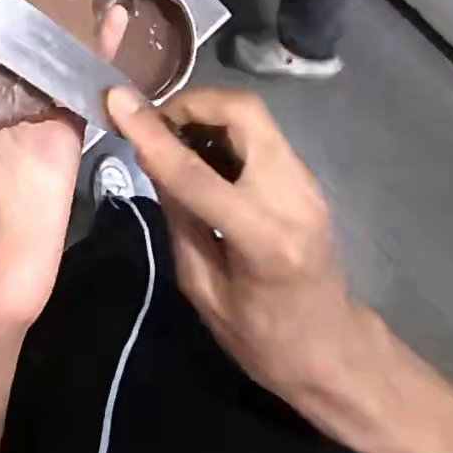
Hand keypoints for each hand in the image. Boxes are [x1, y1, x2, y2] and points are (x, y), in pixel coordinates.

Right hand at [107, 88, 452, 452]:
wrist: (336, 352)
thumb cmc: (264, 340)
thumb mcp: (203, 290)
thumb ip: (178, 218)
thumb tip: (153, 157)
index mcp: (264, 240)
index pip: (196, 172)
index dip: (152, 133)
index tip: (117, 99)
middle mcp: (292, 195)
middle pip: (242, 111)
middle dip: (191, 103)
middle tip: (157, 122)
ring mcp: (306, 180)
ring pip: (252, 113)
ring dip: (206, 112)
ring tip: (174, 136)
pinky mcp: (305, 175)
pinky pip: (258, 130)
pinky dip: (223, 127)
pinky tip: (202, 151)